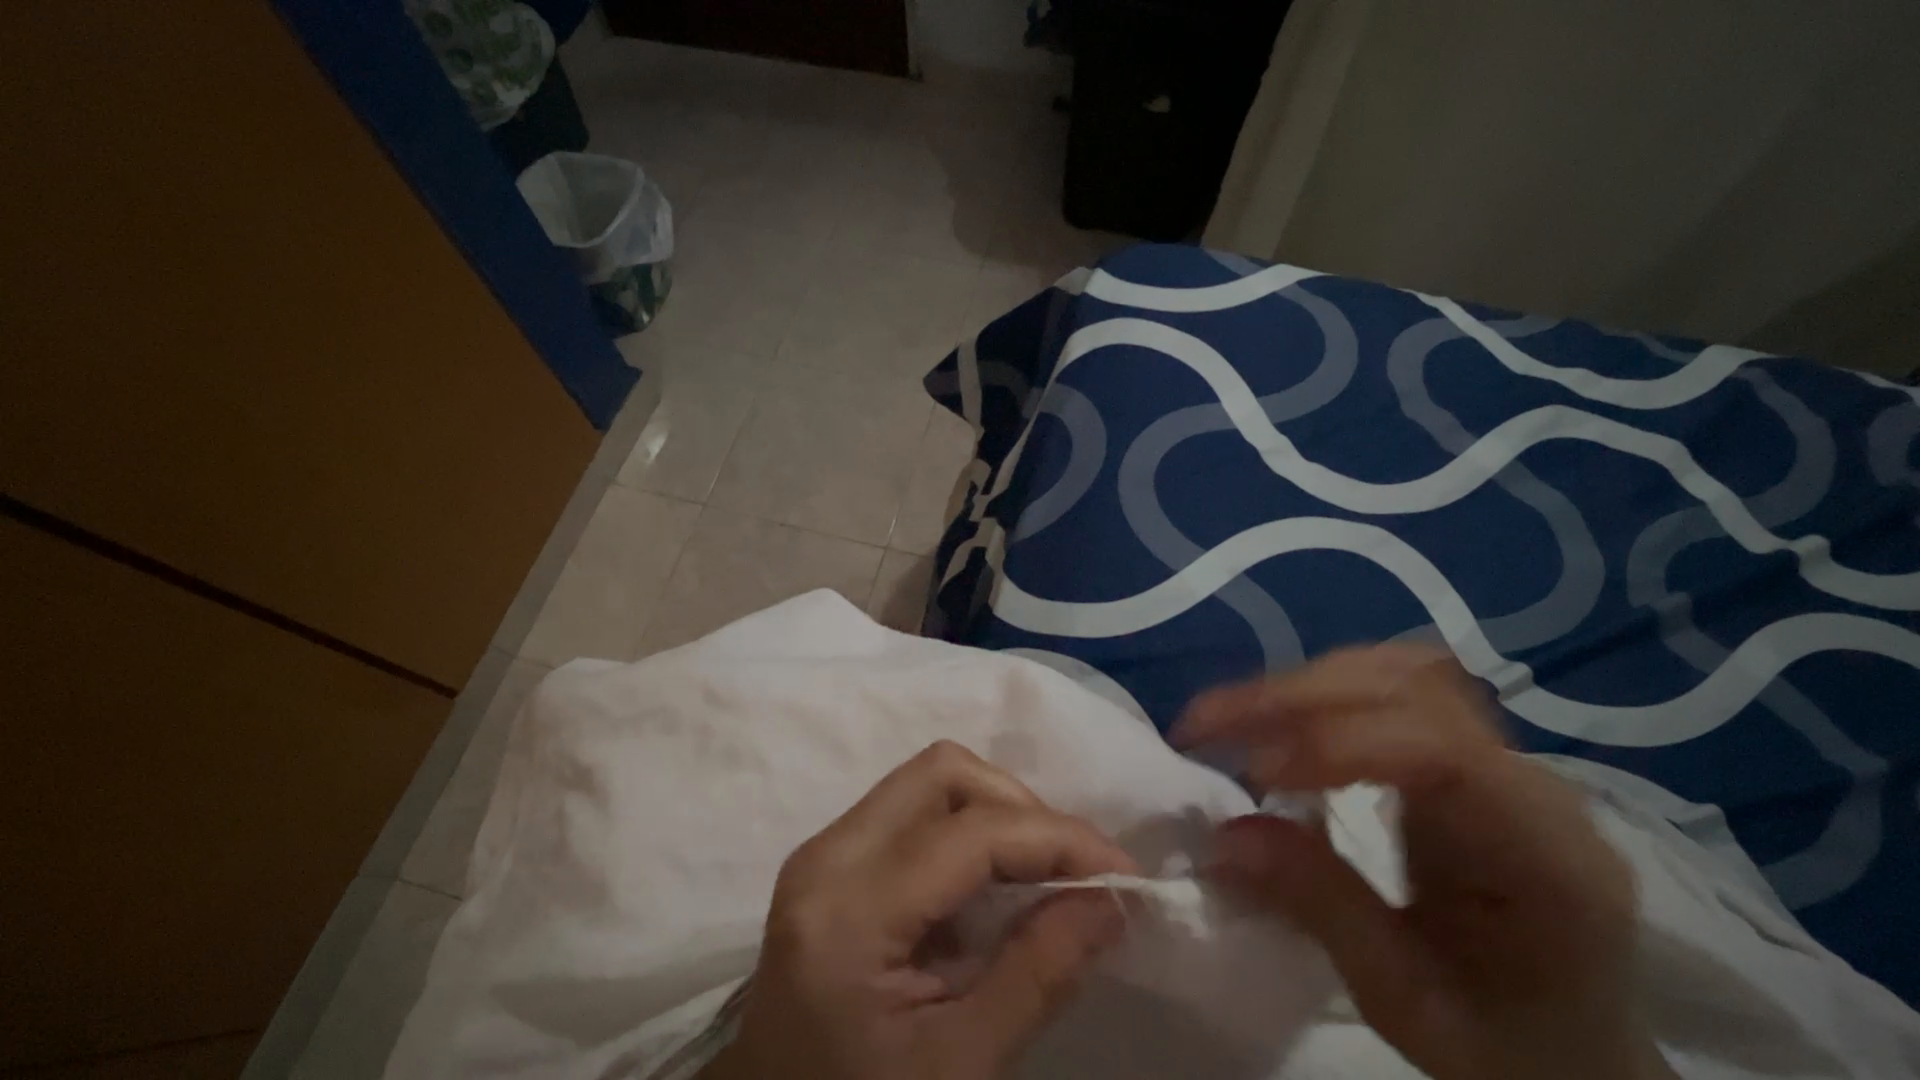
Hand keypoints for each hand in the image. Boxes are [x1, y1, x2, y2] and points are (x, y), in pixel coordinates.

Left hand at [702, 741, 1136, 1079]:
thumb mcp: (959, 1064)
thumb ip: (1038, 974)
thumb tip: (1111, 899)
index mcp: (848, 910)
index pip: (970, 831)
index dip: (1059, 838)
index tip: (1124, 874)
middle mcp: (826, 856)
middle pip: (942, 773)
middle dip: (1023, 808)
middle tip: (1075, 871)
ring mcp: (822, 854)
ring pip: (927, 782)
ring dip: (997, 814)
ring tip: (1046, 877)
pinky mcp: (830, 864)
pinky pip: (911, 812)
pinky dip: (967, 832)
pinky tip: (997, 887)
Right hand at [1175, 646, 1674, 1079]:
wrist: (1572, 1050)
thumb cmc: (1501, 1043)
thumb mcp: (1406, 1001)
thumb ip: (1323, 909)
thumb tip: (1225, 835)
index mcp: (1545, 853)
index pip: (1441, 752)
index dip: (1339, 744)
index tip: (1252, 773)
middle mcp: (1533, 785)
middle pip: (1415, 688)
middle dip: (1299, 696)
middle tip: (1206, 727)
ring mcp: (1503, 762)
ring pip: (1402, 674)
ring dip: (1306, 685)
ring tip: (1231, 718)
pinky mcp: (1468, 759)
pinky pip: (1395, 695)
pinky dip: (1323, 696)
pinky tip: (1277, 725)